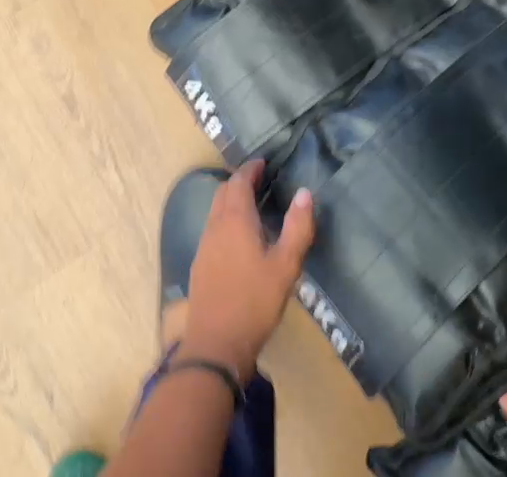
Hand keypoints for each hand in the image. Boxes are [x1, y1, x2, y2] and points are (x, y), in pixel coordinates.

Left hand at [178, 161, 316, 380]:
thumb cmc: (255, 301)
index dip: (251, 169)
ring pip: (216, 211)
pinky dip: (227, 219)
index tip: (264, 162)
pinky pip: (213, 228)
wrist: (216, 344)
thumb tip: (305, 193)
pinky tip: (241, 237)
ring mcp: (204, 246)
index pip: (239, 181)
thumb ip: (297, 227)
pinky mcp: (201, 264)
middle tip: (262, 180)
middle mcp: (215, 226)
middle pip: (224, 192)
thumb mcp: (286, 265)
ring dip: (232, 200)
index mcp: (235, 220)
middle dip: (240, 181)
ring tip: (255, 205)